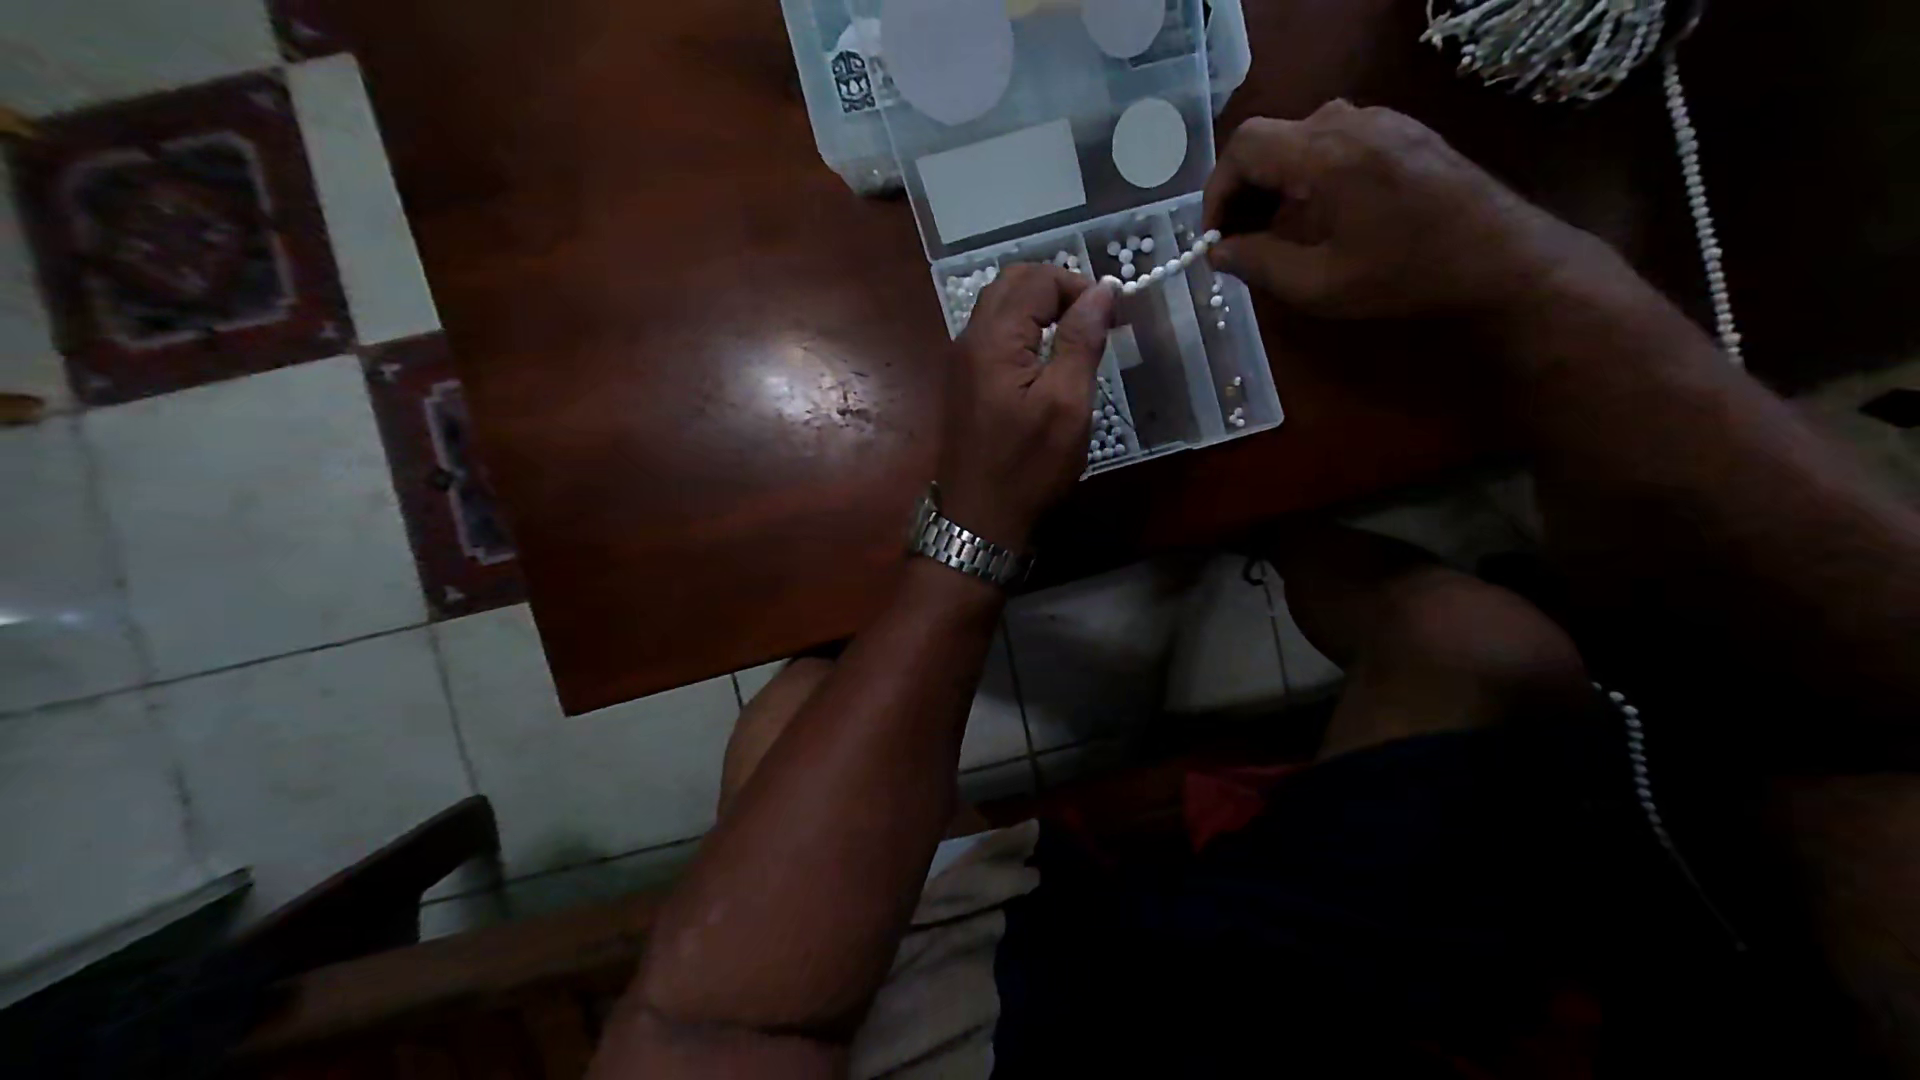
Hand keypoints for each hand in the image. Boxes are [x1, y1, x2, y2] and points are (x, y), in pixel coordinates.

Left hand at [936, 264, 1115, 550]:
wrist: (977, 518)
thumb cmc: (1027, 467)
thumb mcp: (1067, 405)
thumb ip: (1081, 342)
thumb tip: (1102, 290)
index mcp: (993, 339)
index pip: (1036, 279)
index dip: (1077, 285)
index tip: (1109, 316)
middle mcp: (969, 339)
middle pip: (1012, 283)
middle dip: (1056, 289)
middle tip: (1092, 320)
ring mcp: (961, 361)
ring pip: (999, 306)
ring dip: (1039, 308)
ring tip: (1074, 336)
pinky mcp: (963, 381)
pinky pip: (992, 334)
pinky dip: (1022, 330)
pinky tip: (1045, 358)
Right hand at [1202, 101, 1592, 322]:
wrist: (1500, 257)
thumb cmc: (1401, 275)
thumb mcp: (1316, 283)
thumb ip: (1256, 263)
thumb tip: (1217, 253)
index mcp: (1325, 154)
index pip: (1244, 147)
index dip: (1216, 192)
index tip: (1214, 237)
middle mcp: (1350, 122)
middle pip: (1268, 140)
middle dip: (1241, 191)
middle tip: (1236, 241)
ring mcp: (1380, 121)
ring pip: (1298, 139)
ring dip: (1272, 184)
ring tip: (1270, 233)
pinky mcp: (1399, 132)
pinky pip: (1332, 141)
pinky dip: (1304, 175)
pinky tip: (1311, 216)